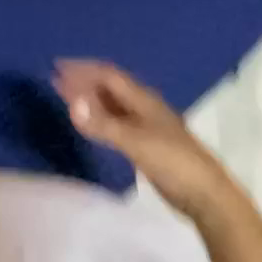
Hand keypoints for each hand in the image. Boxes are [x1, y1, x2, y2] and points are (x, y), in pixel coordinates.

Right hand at [54, 59, 235, 215]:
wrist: (205, 194)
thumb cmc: (174, 163)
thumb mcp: (136, 142)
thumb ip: (104, 124)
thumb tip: (72, 104)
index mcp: (144, 101)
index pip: (109, 76)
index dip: (84, 69)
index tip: (58, 66)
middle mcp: (144, 108)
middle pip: (110, 87)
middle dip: (84, 81)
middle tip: (56, 80)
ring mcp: (146, 127)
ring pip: (113, 105)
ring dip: (90, 99)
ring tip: (66, 97)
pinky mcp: (145, 145)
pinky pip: (116, 123)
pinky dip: (99, 118)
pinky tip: (90, 123)